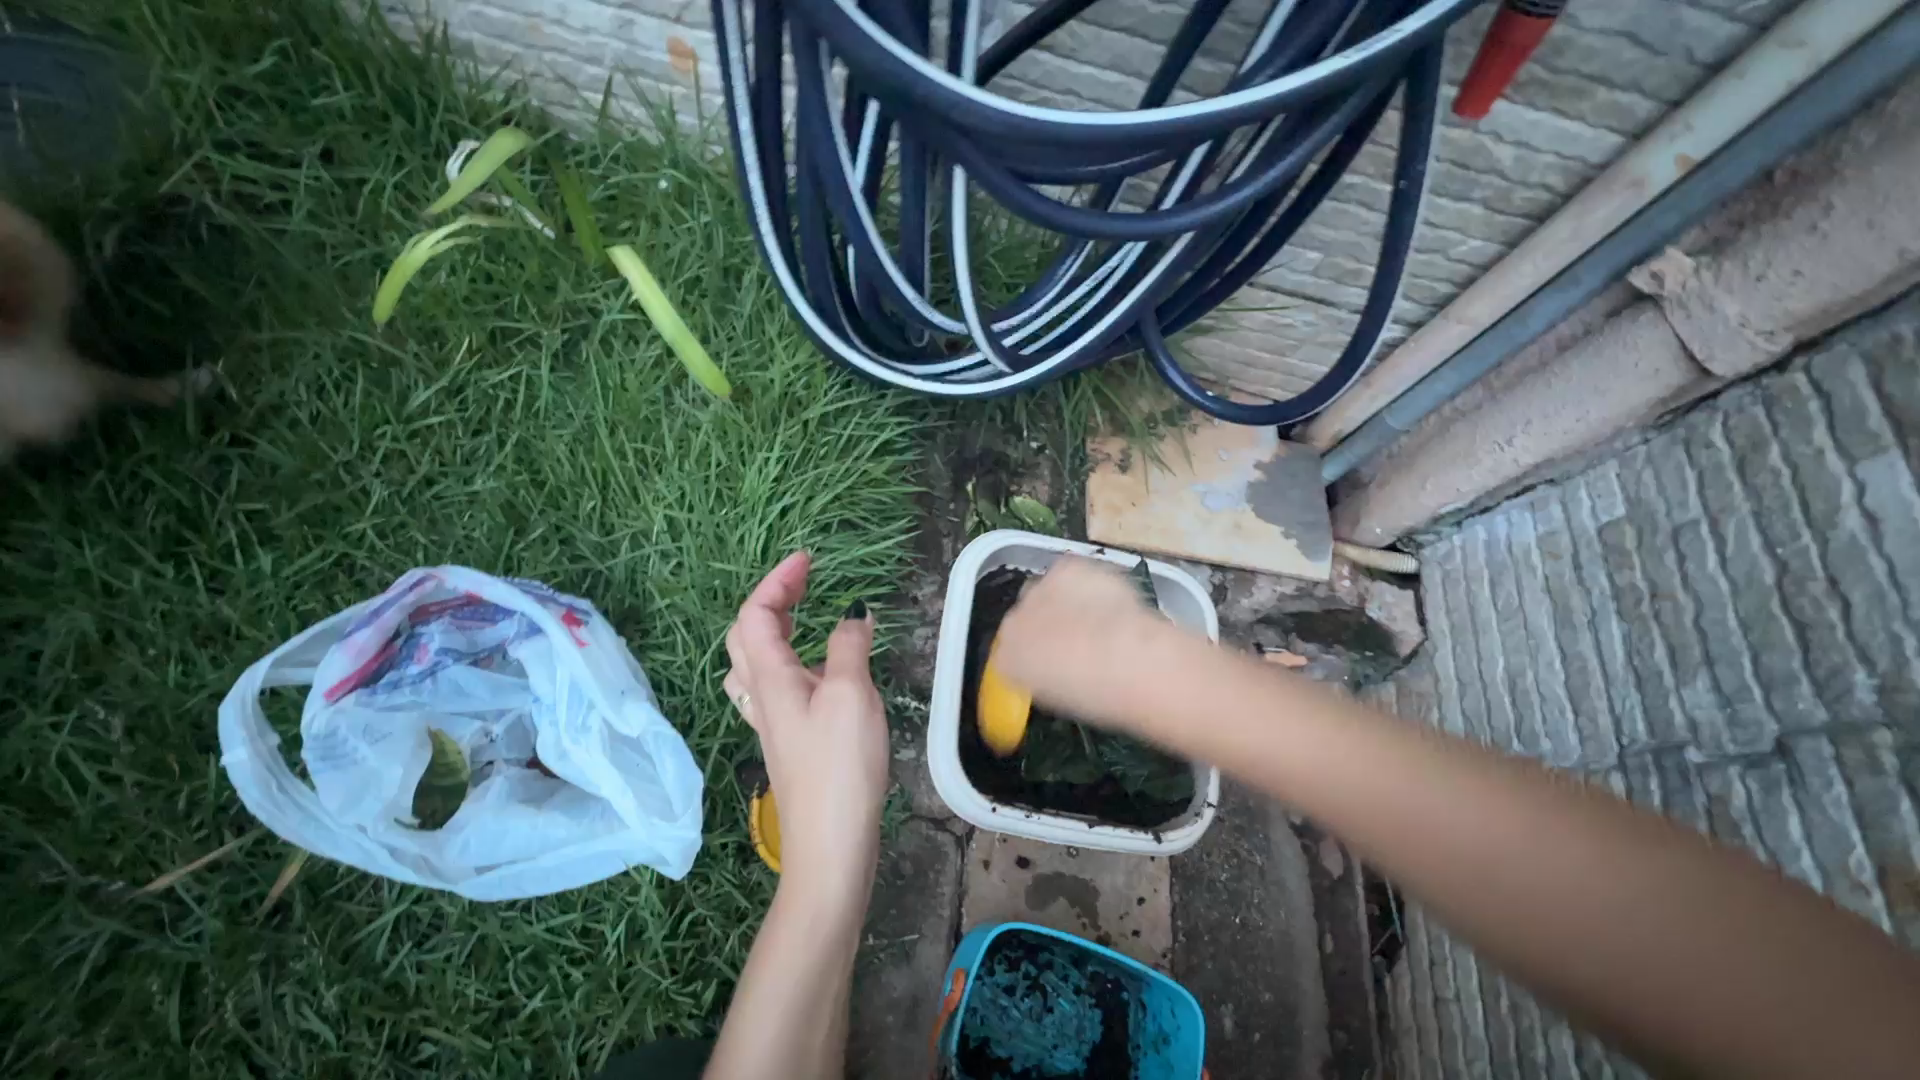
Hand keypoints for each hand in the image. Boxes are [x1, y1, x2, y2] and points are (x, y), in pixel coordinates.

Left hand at [724, 552, 888, 897]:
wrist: (830, 844)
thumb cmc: (839, 766)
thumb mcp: (851, 695)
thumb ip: (849, 648)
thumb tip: (853, 615)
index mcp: (769, 678)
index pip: (756, 614)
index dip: (777, 580)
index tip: (808, 559)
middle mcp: (761, 696)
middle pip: (746, 636)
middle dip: (771, 600)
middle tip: (805, 582)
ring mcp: (771, 722)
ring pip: (755, 663)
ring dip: (773, 630)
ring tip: (803, 618)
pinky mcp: (788, 741)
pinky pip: (775, 686)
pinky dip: (790, 661)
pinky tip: (816, 672)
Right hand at [992, 557, 1186, 731]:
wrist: (1120, 659)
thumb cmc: (1096, 694)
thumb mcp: (1061, 697)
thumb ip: (1048, 679)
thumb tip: (1056, 672)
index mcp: (1008, 663)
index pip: (1013, 653)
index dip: (1037, 653)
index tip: (1057, 660)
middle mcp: (1012, 625)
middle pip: (1025, 617)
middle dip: (1046, 623)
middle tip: (1077, 638)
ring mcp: (1036, 593)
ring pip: (1046, 590)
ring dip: (1064, 599)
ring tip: (1097, 617)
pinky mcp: (1063, 569)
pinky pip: (1069, 572)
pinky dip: (1084, 581)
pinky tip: (1105, 596)